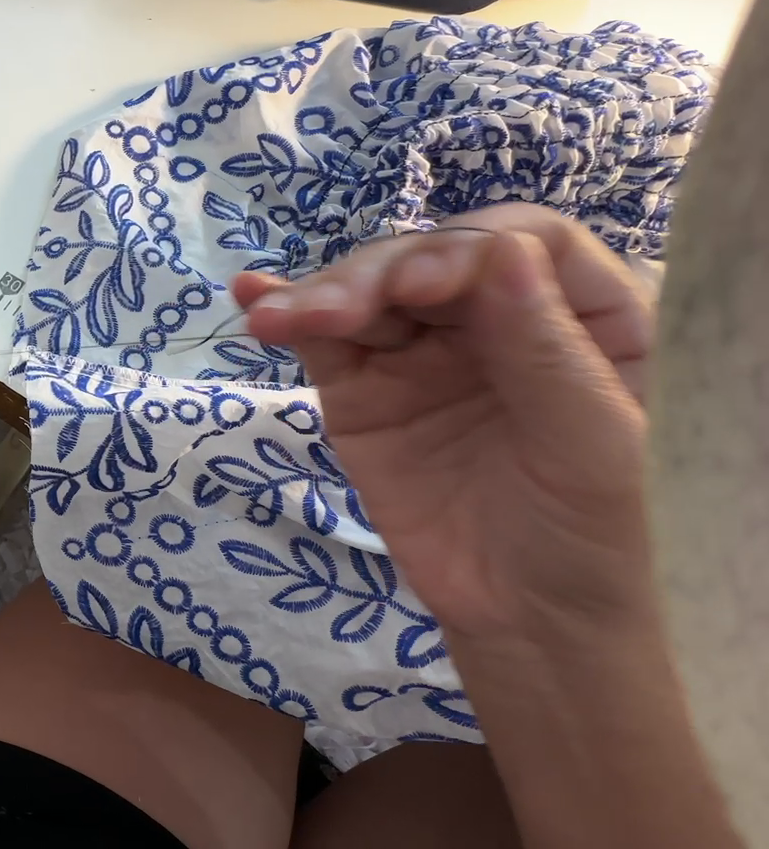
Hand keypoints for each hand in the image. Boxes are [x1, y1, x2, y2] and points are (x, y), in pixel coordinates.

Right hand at [232, 204, 658, 649]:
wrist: (532, 621)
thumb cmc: (614, 538)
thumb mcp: (599, 443)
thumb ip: (545, 350)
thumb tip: (495, 252)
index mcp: (587, 318)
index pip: (524, 245)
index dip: (464, 250)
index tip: (418, 286)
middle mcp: (496, 321)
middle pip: (425, 263)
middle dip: (370, 279)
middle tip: (326, 314)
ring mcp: (421, 355)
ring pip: (362, 297)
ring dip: (313, 298)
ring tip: (269, 318)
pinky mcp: (362, 389)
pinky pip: (322, 341)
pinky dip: (285, 316)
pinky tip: (252, 299)